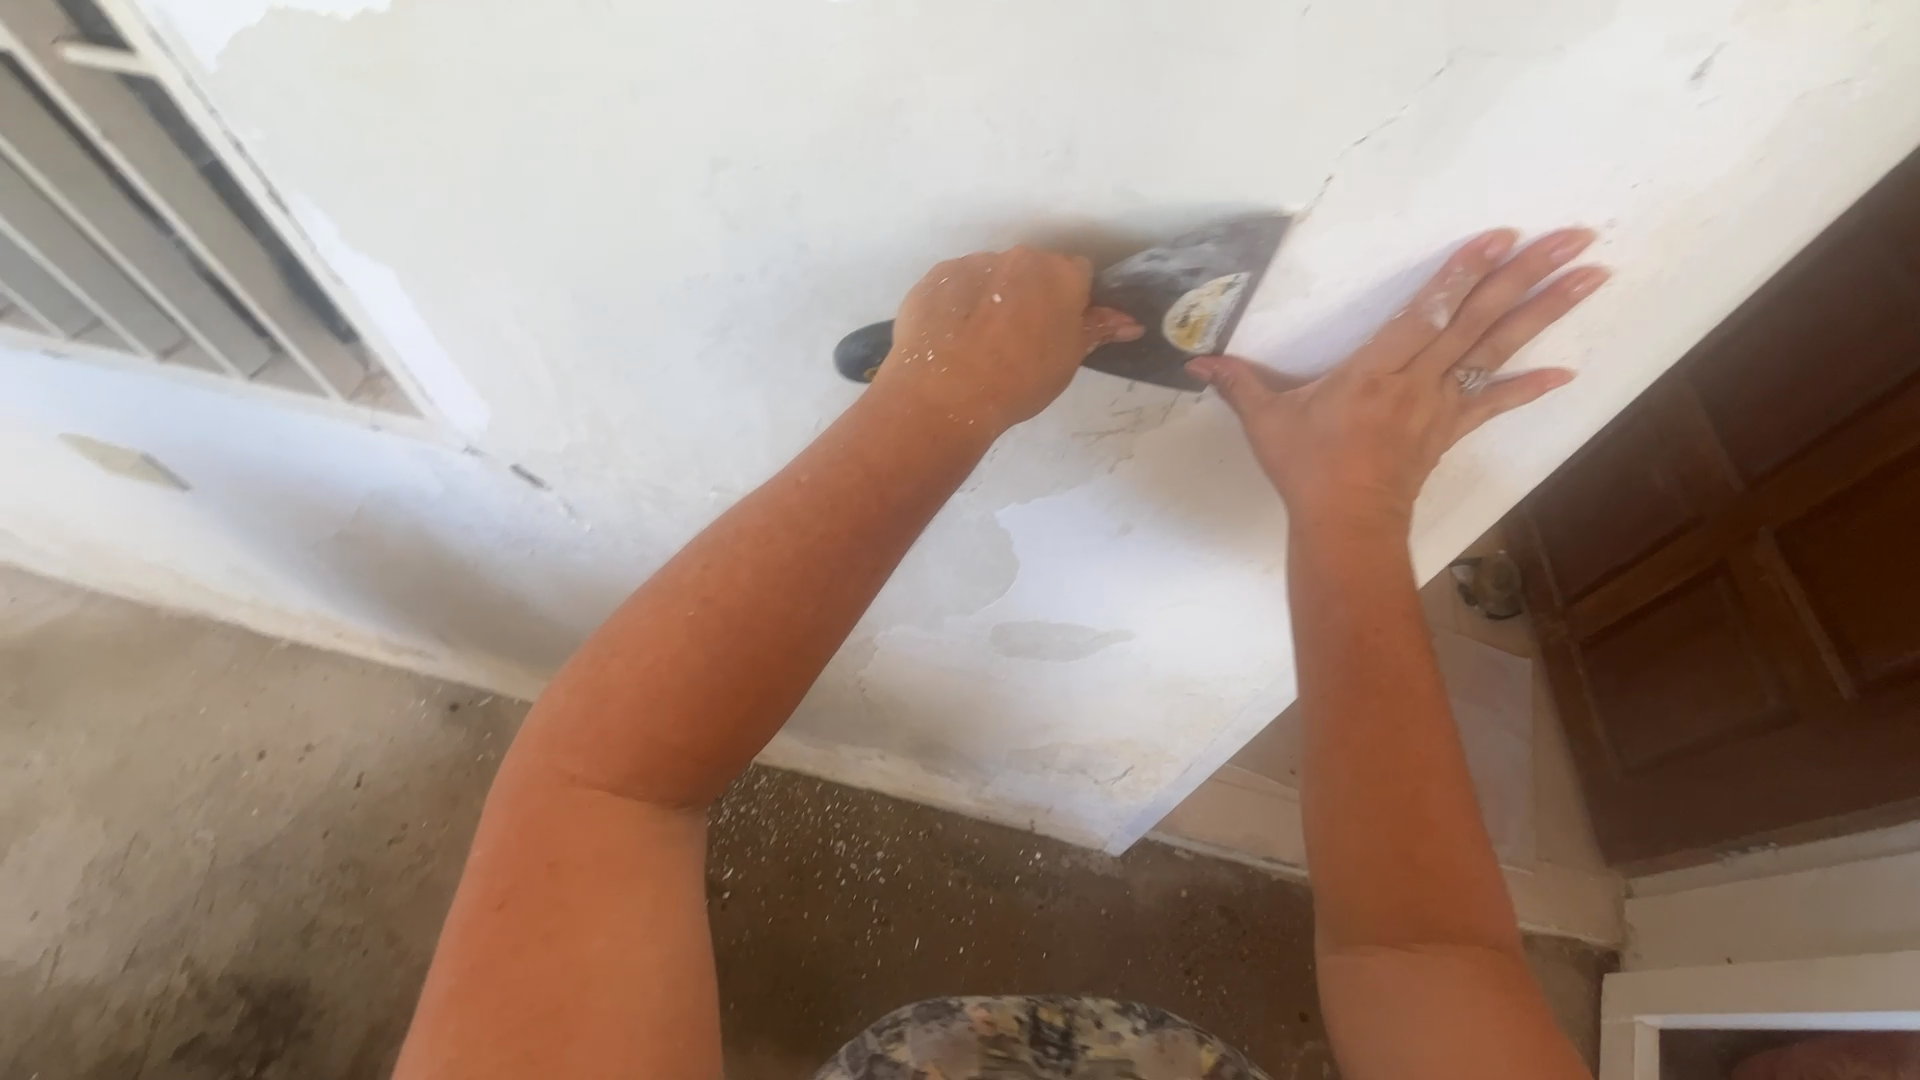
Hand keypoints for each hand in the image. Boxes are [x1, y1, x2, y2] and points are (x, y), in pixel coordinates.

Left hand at [871, 246, 1143, 433]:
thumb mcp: (1067, 360)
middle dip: (1030, 295)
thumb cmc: (1020, 381)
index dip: (1071, 301)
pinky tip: (951, 338)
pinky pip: (955, 285)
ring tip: (979, 343)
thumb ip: (1097, 331)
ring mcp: (974, 263)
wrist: (947, 394)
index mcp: (1061, 274)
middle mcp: (1019, 257)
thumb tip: (1130, 323)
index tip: (1057, 329)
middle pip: (1032, 270)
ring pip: (991, 275)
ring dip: (991, 298)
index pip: (1077, 275)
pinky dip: (957, 304)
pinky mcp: (936, 276)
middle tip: (1018, 340)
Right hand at [1187, 227, 1607, 532]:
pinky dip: (1527, 388)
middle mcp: (1415, 381)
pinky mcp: (1448, 430)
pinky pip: (1492, 404)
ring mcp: (1438, 406)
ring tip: (1593, 275)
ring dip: (1545, 312)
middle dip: (1524, 277)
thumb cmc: (1305, 468)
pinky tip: (1566, 370)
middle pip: (1475, 322)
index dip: (1460, 275)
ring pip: (1495, 351)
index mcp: (1371, 372)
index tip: (1500, 238)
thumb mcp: (1265, 422)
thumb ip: (1237, 384)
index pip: (1424, 313)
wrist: (1342, 522)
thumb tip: (1194, 362)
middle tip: (1576, 237)